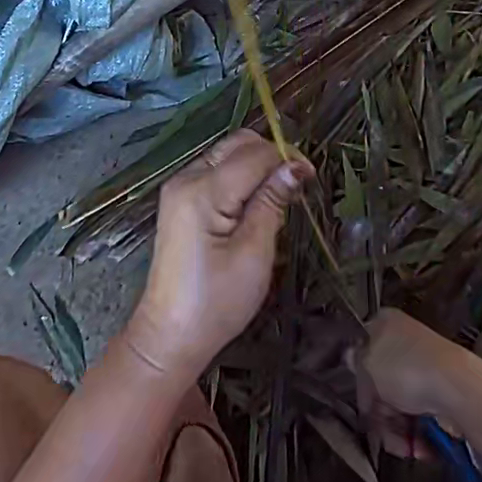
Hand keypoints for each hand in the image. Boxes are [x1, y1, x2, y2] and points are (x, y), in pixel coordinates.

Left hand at [123, 129, 313, 378]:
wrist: (170, 338)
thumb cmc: (216, 303)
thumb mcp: (254, 253)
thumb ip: (272, 202)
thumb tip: (294, 167)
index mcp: (203, 191)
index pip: (254, 154)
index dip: (286, 158)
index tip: (311, 178)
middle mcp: (186, 178)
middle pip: (238, 144)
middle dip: (271, 155)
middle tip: (296, 185)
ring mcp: (179, 186)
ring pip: (228, 153)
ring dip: (256, 164)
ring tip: (279, 196)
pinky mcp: (180, 199)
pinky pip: (217, 170)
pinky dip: (241, 175)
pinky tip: (255, 201)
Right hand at [354, 309, 481, 457]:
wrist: (456, 389)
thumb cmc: (407, 368)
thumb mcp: (367, 362)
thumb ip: (353, 362)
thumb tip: (350, 360)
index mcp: (383, 322)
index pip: (360, 351)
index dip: (359, 382)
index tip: (362, 404)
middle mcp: (402, 339)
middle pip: (378, 383)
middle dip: (379, 414)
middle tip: (382, 428)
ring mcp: (421, 365)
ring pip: (396, 403)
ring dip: (396, 430)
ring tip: (404, 444)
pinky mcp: (437, 389)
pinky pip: (416, 414)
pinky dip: (414, 433)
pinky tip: (418, 445)